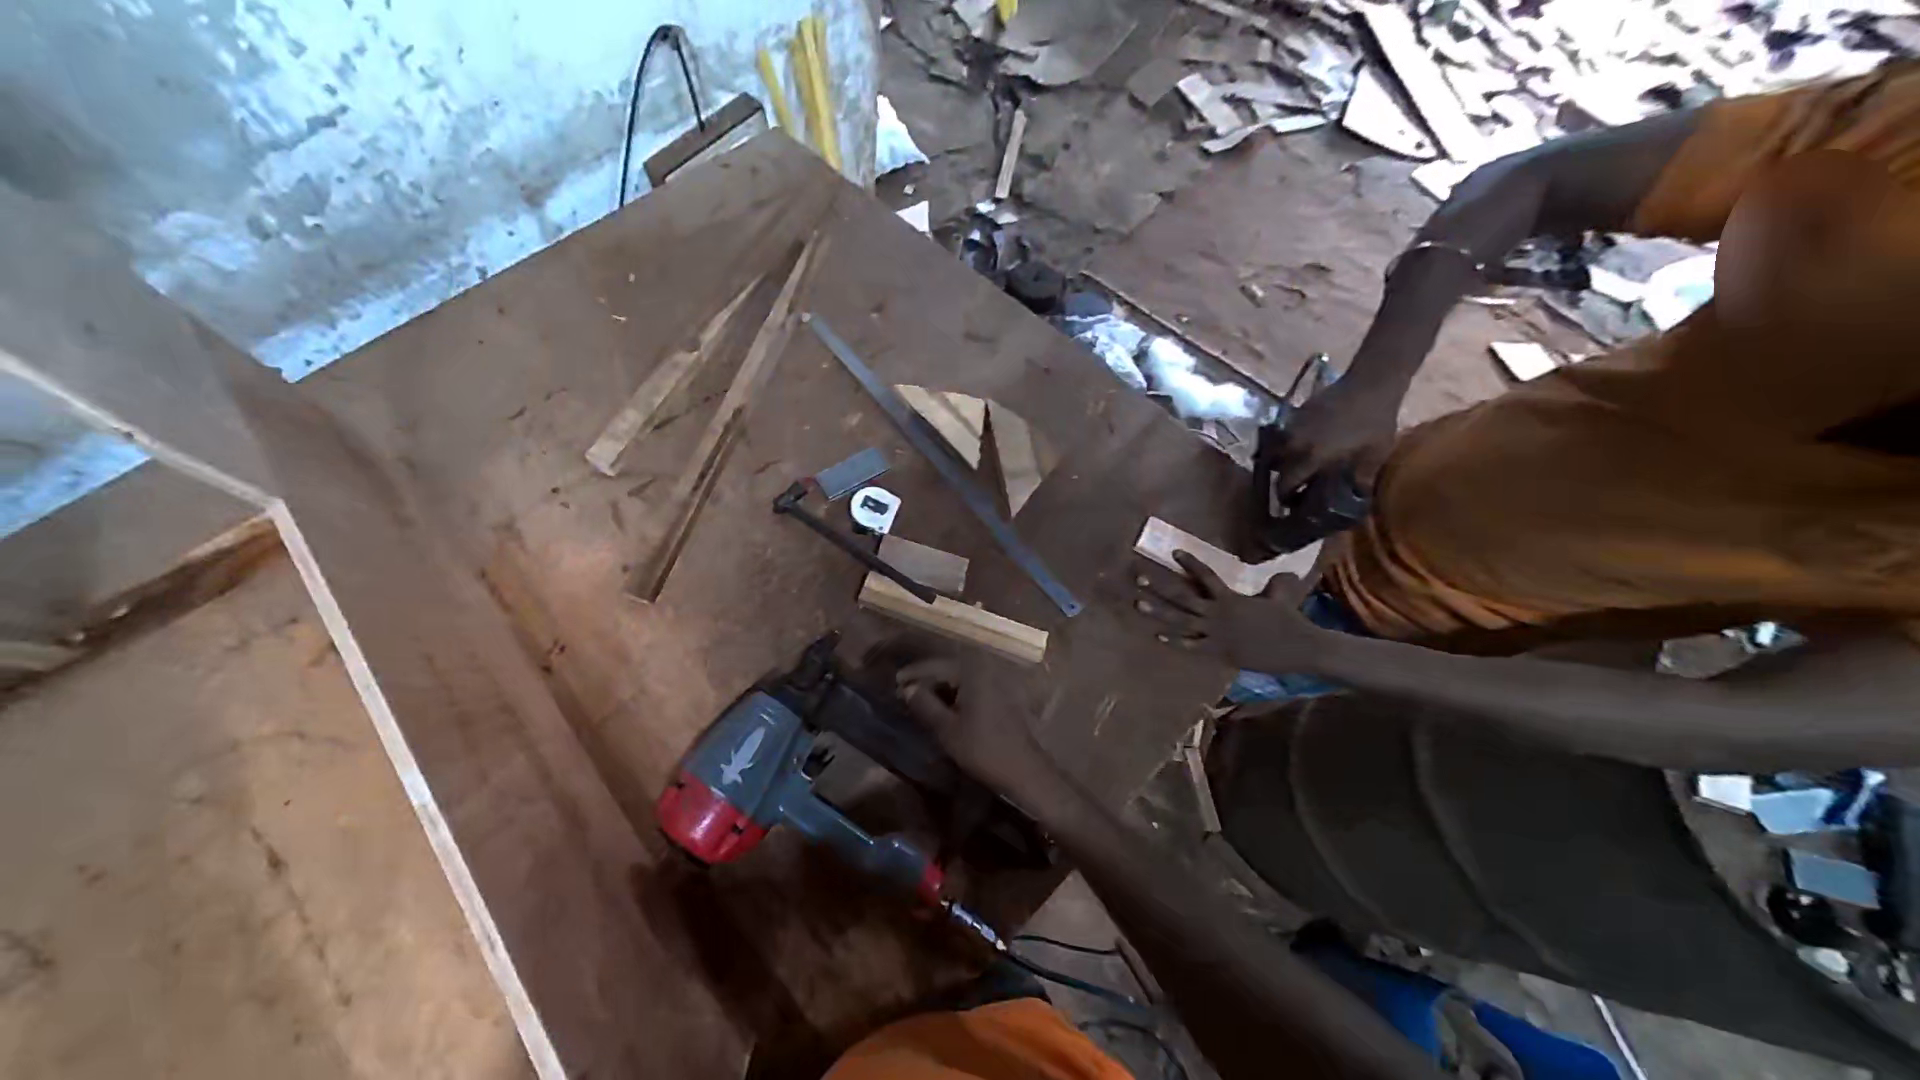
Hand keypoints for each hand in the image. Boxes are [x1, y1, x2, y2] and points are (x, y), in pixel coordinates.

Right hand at [894, 654, 1059, 798]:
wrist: (1023, 770)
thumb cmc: (982, 749)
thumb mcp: (946, 728)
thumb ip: (924, 704)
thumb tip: (907, 688)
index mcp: (972, 671)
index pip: (935, 665)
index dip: (913, 674)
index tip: (894, 682)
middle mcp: (985, 670)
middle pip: (949, 669)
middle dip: (926, 679)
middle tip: (904, 692)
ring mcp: (996, 682)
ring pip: (960, 679)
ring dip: (940, 688)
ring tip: (919, 700)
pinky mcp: (1001, 697)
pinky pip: (971, 688)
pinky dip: (954, 695)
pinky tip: (943, 707)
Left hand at [1133, 551, 1327, 671]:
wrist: (1298, 648)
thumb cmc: (1290, 622)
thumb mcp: (1282, 597)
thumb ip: (1277, 585)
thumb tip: (1285, 573)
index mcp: (1231, 598)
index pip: (1206, 575)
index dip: (1190, 563)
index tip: (1175, 552)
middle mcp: (1218, 613)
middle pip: (1182, 597)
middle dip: (1158, 586)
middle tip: (1138, 576)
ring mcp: (1215, 633)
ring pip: (1179, 621)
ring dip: (1158, 612)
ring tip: (1138, 603)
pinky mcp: (1218, 651)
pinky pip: (1191, 645)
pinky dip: (1174, 641)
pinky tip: (1157, 635)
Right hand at [1267, 378, 1398, 495]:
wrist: (1371, 383)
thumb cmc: (1375, 421)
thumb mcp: (1375, 455)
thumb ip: (1362, 479)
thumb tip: (1357, 500)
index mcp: (1311, 457)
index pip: (1286, 484)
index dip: (1285, 496)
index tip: (1291, 503)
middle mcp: (1295, 443)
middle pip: (1275, 467)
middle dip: (1282, 478)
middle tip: (1294, 484)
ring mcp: (1293, 426)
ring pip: (1276, 449)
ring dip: (1282, 459)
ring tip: (1295, 464)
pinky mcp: (1296, 413)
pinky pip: (1285, 434)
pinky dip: (1289, 442)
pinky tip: (1304, 443)